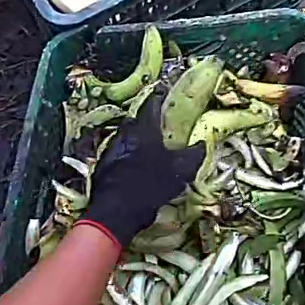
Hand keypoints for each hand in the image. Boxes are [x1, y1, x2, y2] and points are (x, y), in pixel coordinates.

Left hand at [79, 96, 200, 246]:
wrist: (117, 210)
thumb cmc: (151, 184)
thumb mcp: (181, 170)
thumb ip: (194, 154)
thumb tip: (202, 144)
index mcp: (145, 129)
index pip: (152, 105)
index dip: (159, 98)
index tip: (164, 94)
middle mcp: (125, 134)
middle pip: (136, 121)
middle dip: (146, 121)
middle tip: (158, 126)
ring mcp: (111, 150)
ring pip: (125, 138)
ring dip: (135, 140)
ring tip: (147, 149)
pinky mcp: (102, 167)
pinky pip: (117, 155)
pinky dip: (126, 158)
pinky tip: (134, 169)